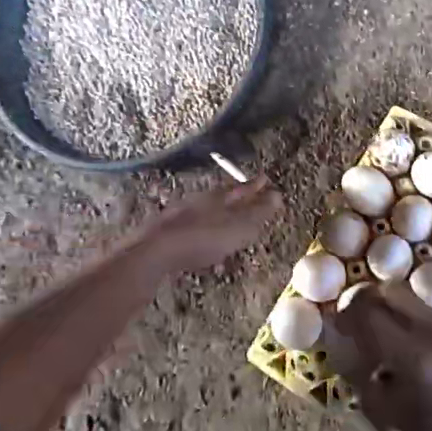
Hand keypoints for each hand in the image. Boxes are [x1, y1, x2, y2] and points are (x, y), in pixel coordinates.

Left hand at [137, 176, 282, 273]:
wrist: (154, 251)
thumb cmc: (203, 238)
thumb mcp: (238, 227)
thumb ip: (258, 213)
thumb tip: (277, 195)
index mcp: (219, 197)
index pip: (242, 188)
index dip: (255, 186)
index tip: (266, 179)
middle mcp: (200, 201)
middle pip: (222, 195)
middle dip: (236, 195)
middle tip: (247, 193)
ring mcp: (181, 215)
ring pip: (205, 210)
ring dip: (218, 214)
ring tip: (228, 219)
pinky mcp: (167, 232)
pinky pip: (192, 228)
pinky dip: (202, 231)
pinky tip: (202, 242)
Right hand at [332, 281, 431, 430]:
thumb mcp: (403, 421)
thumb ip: (371, 393)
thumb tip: (351, 368)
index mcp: (410, 354)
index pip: (365, 316)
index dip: (343, 316)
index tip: (334, 326)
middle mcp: (426, 327)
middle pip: (383, 292)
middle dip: (360, 301)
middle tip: (350, 320)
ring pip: (401, 294)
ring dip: (381, 304)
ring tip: (374, 329)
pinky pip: (416, 306)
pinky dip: (399, 312)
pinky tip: (400, 340)